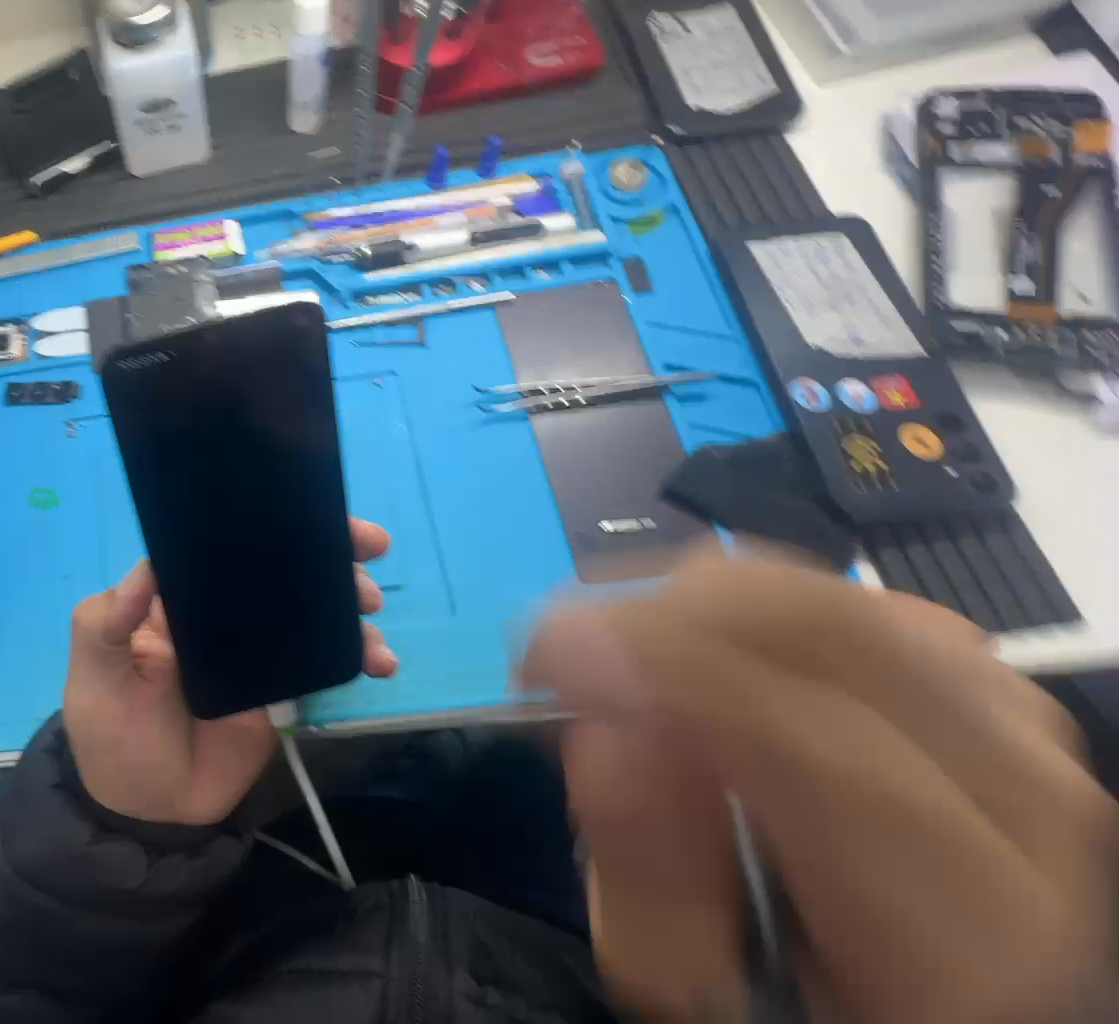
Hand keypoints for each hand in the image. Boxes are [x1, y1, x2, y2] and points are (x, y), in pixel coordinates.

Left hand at [64, 518, 396, 826]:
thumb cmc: (112, 732)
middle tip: (365, 553)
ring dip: (348, 606)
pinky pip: (324, 663)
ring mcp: (257, 651)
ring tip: (370, 616)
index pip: (226, 548)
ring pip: (311, 612)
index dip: (267, 525)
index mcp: (178, 598)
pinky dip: (357, 658)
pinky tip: (380, 664)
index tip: (314, 513)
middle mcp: (221, 614)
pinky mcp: (283, 688)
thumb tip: (147, 567)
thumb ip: (107, 622)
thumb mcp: (94, 674)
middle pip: (280, 571)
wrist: (149, 811)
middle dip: (328, 557)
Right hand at [522, 548, 1118, 1022]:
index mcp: (967, 932)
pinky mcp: (975, 675)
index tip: (545, 654)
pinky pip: (838, 590)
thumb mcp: (683, 973)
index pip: (829, 760)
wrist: (888, 971)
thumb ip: (644, 869)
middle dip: (656, 615)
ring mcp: (1011, 724)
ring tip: (610, 654)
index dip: (672, 678)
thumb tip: (600, 732)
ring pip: (829, 595)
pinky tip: (685, 647)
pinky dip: (736, 599)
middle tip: (555, 648)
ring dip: (686, 604)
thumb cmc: (773, 988)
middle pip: (834, 640)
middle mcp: (1026, 808)